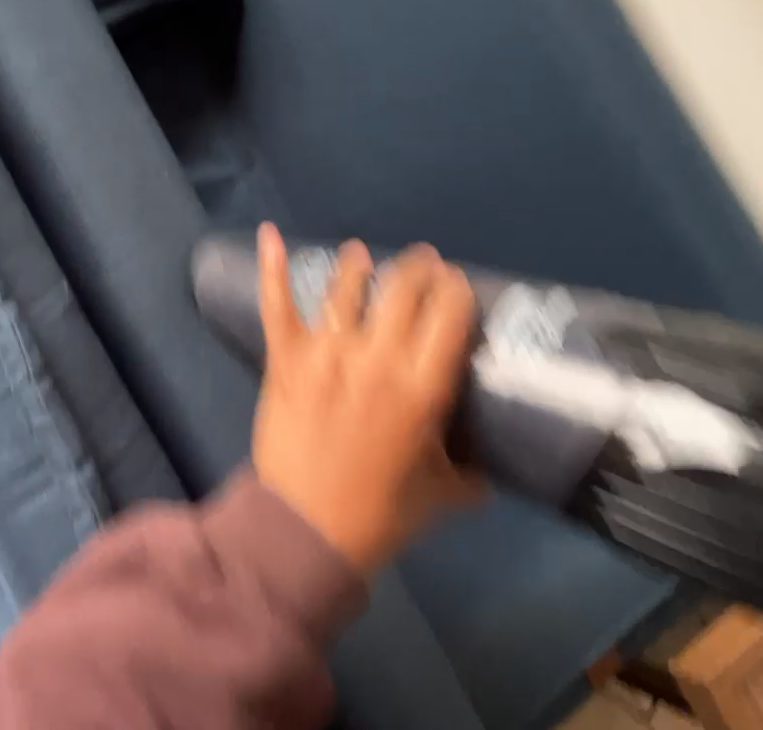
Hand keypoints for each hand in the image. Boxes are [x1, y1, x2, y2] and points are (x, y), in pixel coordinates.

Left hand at [250, 223, 483, 576]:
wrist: (307, 527)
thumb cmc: (383, 513)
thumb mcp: (449, 493)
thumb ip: (475, 466)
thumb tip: (492, 455)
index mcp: (423, 388)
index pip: (450, 315)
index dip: (457, 291)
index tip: (458, 285)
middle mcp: (376, 359)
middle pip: (403, 291)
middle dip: (418, 270)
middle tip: (422, 267)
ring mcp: (325, 354)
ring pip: (345, 290)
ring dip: (359, 265)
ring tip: (364, 253)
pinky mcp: (285, 359)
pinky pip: (277, 306)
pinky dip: (271, 268)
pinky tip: (270, 234)